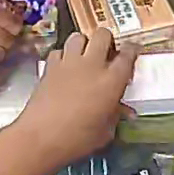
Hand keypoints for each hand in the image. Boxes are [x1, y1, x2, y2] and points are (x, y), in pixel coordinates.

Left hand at [8, 30, 136, 169]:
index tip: (132, 52)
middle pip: (102, 35)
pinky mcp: (49, 67)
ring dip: (83, 43)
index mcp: (111, 81)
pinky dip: (63, 56)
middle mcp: (91, 65)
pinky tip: (64, 67)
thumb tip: (120, 110)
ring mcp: (68, 63)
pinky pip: (58, 51)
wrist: (40, 138)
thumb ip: (115, 116)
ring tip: (84, 57)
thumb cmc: (78, 139)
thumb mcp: (105, 132)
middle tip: (106, 53)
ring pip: (78, 36)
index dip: (132, 50)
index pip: (128, 54)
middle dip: (106, 40)